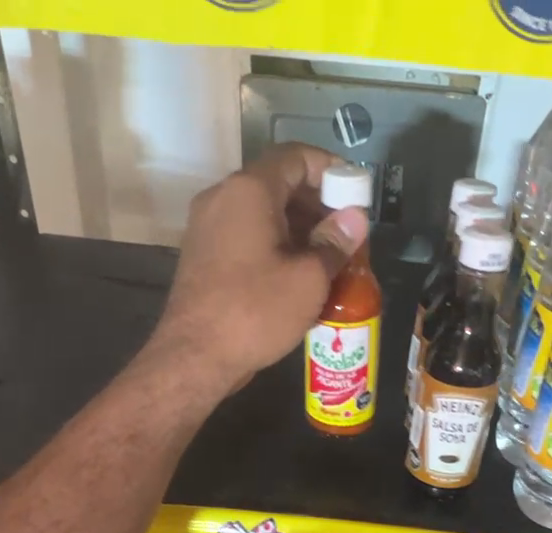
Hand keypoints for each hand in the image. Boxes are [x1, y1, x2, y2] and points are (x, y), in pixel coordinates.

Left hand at [152, 143, 370, 385]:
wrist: (195, 356)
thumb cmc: (255, 312)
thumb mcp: (308, 279)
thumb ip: (335, 243)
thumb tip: (355, 219)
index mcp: (249, 190)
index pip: (295, 156)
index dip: (331, 169)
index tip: (356, 195)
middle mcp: (222, 197)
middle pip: (277, 183)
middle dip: (317, 203)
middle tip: (347, 232)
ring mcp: (207, 226)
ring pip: (261, 211)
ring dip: (297, 227)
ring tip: (329, 257)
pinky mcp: (203, 254)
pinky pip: (245, 234)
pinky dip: (274, 243)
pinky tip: (296, 274)